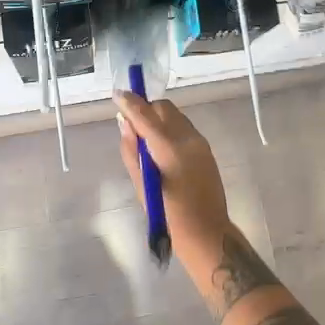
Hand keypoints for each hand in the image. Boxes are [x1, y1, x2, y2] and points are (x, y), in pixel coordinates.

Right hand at [115, 90, 230, 262]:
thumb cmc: (169, 216)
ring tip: (146, 139)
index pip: (145, 115)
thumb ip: (132, 151)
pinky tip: (163, 148)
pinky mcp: (206, 148)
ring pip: (175, 116)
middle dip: (146, 109)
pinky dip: (170, 129)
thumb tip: (125, 124)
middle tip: (132, 125)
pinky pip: (184, 127)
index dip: (130, 102)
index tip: (118, 93)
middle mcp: (187, 138)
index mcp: (169, 149)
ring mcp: (200, 142)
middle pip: (163, 108)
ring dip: (159, 118)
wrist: (206, 231)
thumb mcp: (142, 186)